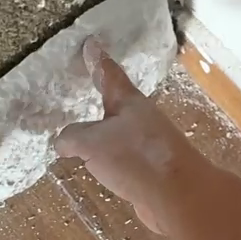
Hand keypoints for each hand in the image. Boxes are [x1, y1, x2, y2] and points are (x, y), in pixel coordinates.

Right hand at [54, 38, 204, 233]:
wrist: (178, 196)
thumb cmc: (135, 158)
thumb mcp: (91, 143)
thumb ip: (71, 137)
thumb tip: (62, 142)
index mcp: (128, 102)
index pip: (108, 74)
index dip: (97, 59)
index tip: (91, 43)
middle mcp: (141, 118)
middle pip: (116, 103)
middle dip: (100, 98)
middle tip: (83, 90)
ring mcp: (149, 144)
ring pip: (119, 132)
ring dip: (103, 133)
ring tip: (83, 137)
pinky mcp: (150, 169)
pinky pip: (122, 157)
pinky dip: (108, 158)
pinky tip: (98, 168)